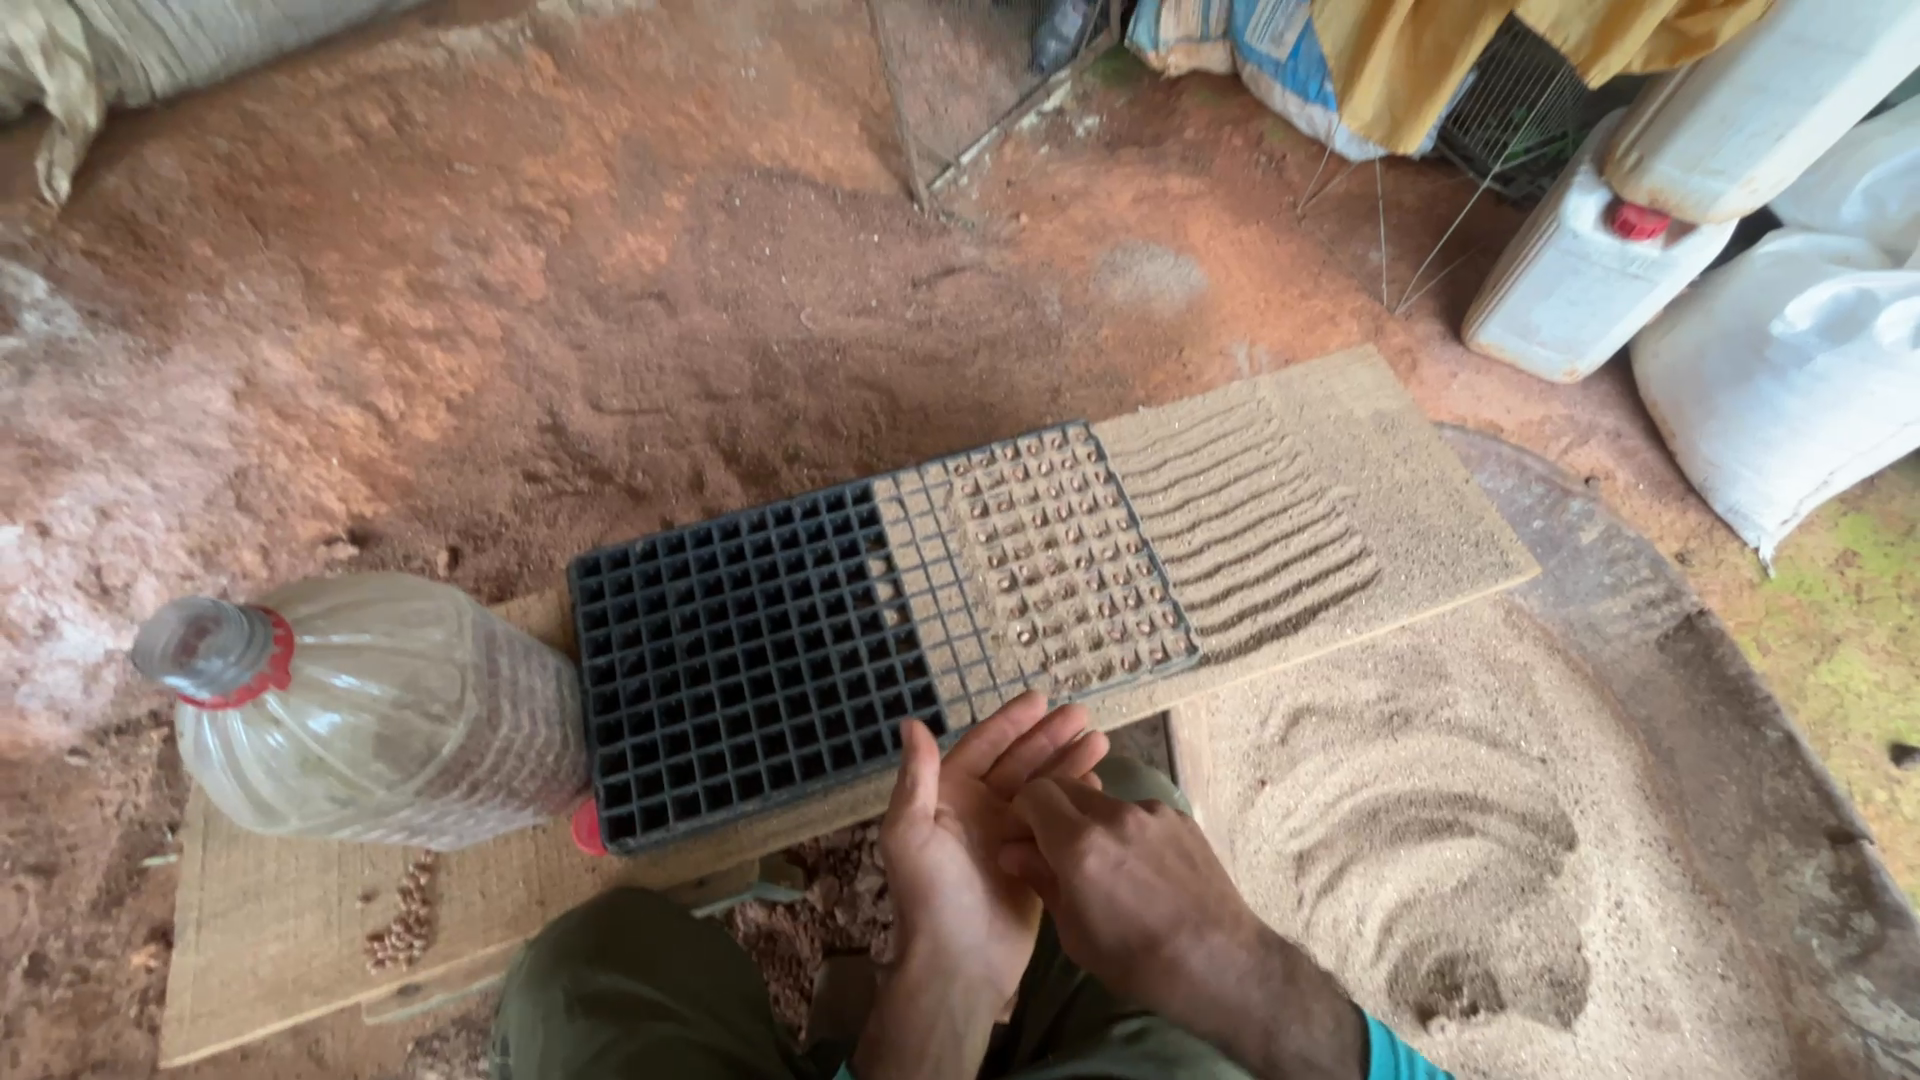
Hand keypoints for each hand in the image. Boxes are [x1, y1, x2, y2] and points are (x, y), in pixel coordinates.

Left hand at [853, 692, 1108, 1079]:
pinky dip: (1074, 799)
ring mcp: (1008, 833)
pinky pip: (1056, 819)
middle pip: (1019, 761)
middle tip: (1082, 714)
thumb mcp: (910, 833)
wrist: (959, 964)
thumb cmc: (932, 895)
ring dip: (1067, 761)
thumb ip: (915, 778)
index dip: (1011, 722)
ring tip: (1100, 738)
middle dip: (1049, 736)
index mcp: (949, 796)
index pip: (983, 747)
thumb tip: (911, 722)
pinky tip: (1099, 782)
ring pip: (1042, 787)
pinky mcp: (1033, 859)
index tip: (1040, 699)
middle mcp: (979, 809)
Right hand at [1000, 778, 1367, 1079]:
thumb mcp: (1075, 932)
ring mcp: (1150, 811)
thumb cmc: (1137, 962)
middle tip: (1058, 845)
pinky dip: (1127, 829)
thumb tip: (1013, 851)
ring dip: (1091, 820)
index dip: (1022, 811)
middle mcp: (1112, 814)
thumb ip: (1041, 880)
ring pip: (1103, 798)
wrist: (1223, 964)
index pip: (1033, 793)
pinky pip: (1138, 811)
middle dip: (1053, 808)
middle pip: (1065, 786)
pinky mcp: (1178, 816)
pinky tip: (1144, 867)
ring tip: (1109, 862)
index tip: (1026, 836)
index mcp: (1079, 844)